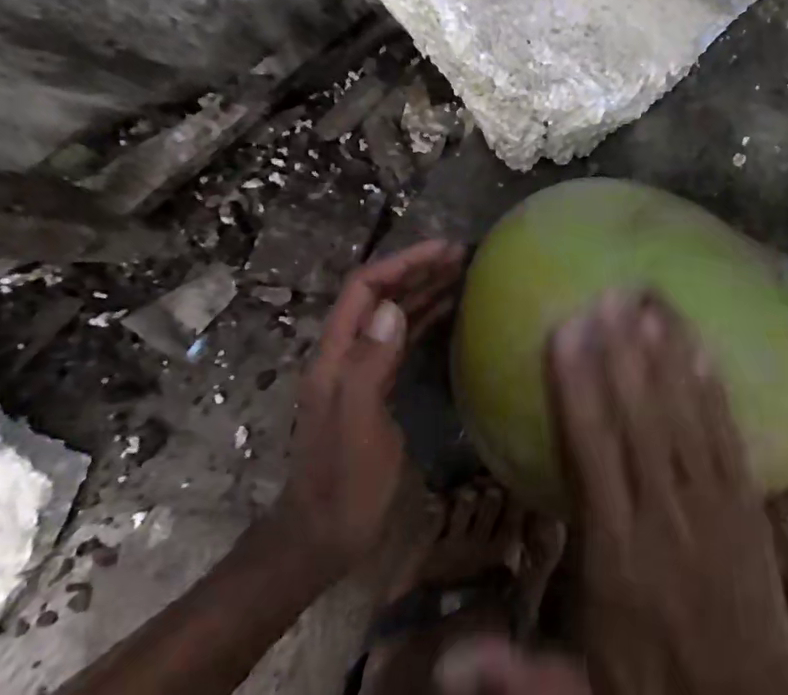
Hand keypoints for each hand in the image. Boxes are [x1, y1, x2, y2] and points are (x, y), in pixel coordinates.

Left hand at [269, 239, 465, 576]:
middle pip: (380, 297)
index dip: (402, 263)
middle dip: (418, 269)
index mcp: (335, 358)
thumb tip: (392, 308)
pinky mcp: (379, 390)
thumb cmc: (343, 485)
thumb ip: (369, 366)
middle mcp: (346, 357)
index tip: (444, 250)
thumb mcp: (358, 425)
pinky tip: (452, 315)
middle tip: (464, 256)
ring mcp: (362, 373)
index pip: (364, 291)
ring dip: (425, 291)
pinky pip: (404, 341)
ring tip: (465, 274)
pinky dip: (427, 320)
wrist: (323, 537)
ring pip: (394, 316)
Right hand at [544, 292, 787, 694]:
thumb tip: (444, 661)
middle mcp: (663, 511)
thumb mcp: (575, 688)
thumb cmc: (651, 686)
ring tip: (649, 303)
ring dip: (666, 355)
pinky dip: (715, 389)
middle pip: (639, 418)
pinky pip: (730, 436)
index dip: (577, 387)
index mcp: (614, 549)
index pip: (590, 451)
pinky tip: (703, 348)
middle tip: (607, 295)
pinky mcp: (749, 503)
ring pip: (685, 415)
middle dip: (620, 352)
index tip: (565, 332)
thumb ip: (513, 670)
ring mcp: (712, 500)